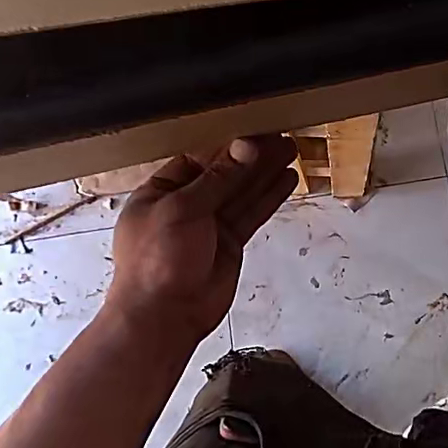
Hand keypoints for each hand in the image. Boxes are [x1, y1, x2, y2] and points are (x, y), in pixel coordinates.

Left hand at [100, 135, 298, 348]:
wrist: (163, 316)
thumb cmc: (156, 262)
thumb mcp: (183, 209)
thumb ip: (218, 177)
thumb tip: (244, 147)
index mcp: (161, 191)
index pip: (199, 158)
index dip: (228, 145)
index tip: (257, 132)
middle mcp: (185, 205)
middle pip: (225, 173)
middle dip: (253, 156)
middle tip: (282, 138)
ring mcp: (209, 224)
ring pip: (243, 191)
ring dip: (266, 172)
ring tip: (291, 151)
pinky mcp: (230, 242)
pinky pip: (252, 213)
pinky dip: (270, 197)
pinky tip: (287, 180)